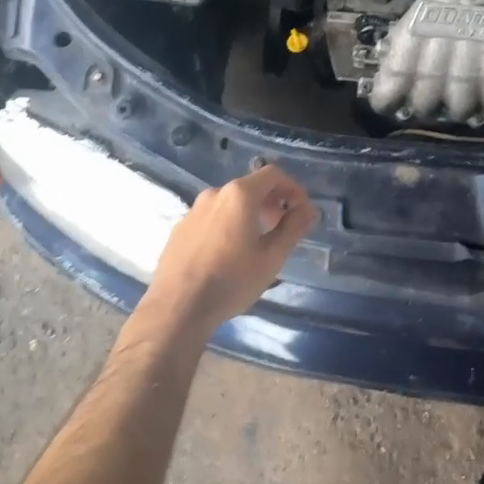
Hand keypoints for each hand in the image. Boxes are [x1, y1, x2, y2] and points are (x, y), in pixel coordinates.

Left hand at [142, 165, 316, 335]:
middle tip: (280, 228)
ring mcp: (192, 211)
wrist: (176, 309)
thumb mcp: (272, 257)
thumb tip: (307, 209)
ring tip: (254, 244)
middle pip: (249, 187)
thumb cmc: (231, 281)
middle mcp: (214, 194)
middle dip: (270, 202)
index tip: (300, 210)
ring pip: (228, 204)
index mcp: (239, 195)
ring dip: (248, 214)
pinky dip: (225, 226)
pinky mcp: (178, 230)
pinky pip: (210, 219)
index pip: (272, 174)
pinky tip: (226, 255)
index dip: (292, 188)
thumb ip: (293, 228)